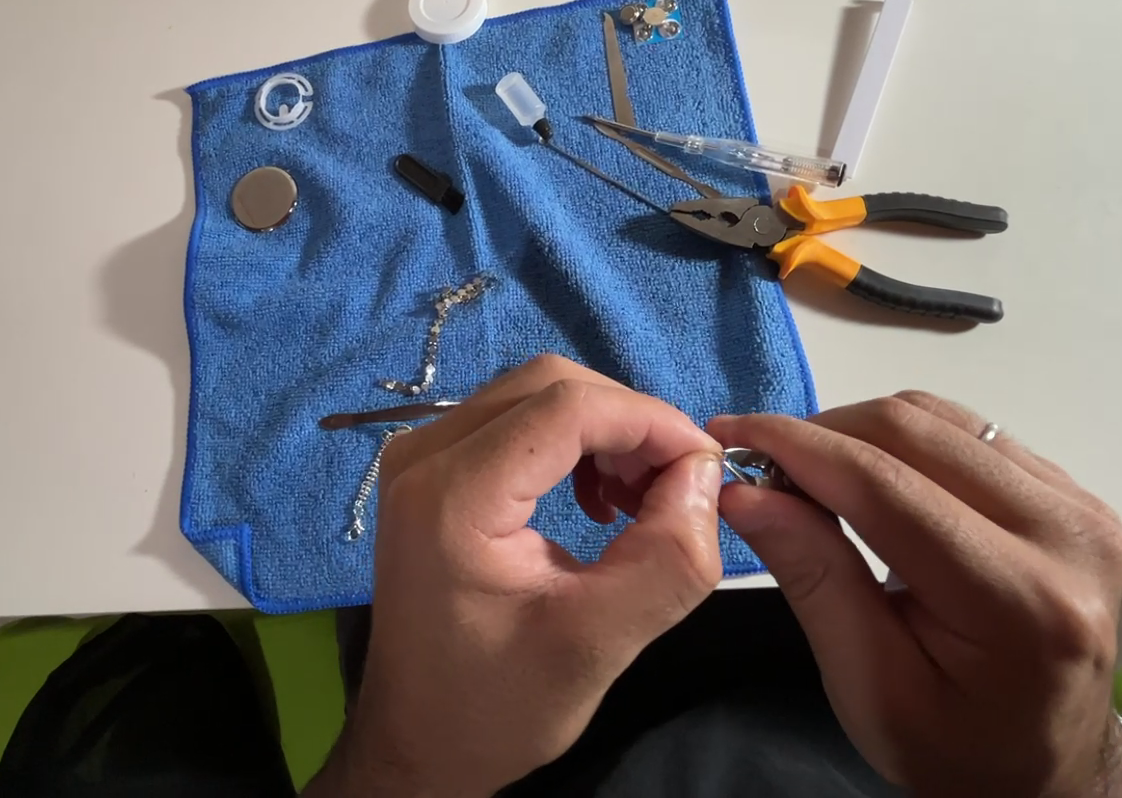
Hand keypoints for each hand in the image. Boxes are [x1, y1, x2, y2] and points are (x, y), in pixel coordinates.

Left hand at [311, 355, 725, 796]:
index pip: (565, 407)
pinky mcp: (432, 462)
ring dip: (602, 429)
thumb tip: (704, 474)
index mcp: (451, 495)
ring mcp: (421, 450)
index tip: (705, 465)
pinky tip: (593, 496)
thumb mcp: (596, 647)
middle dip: (627, 422)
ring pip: (535, 393)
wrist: (416, 737)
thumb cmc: (494, 706)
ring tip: (637, 497)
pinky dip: (571, 439)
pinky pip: (516, 416)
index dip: (648, 421)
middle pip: (550, 385)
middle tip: (674, 485)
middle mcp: (424, 451)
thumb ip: (666, 559)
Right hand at [713, 394, 1121, 797]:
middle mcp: (1066, 534)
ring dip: (849, 432)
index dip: (792, 446)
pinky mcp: (1066, 488)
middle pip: (904, 430)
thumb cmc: (951, 744)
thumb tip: (741, 490)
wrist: (1048, 765)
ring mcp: (1075, 502)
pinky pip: (954, 424)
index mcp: (1021, 602)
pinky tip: (867, 476)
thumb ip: (811, 577)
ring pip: (925, 413)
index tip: (724, 435)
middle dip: (813, 435)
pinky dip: (889, 436)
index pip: (882, 484)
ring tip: (811, 478)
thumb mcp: (865, 685)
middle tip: (760, 466)